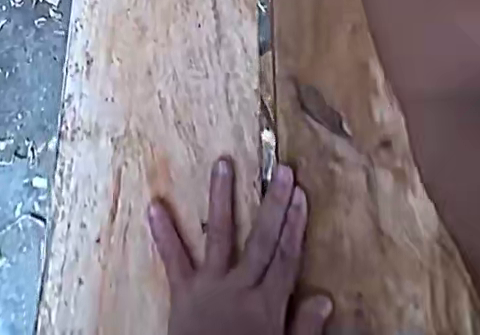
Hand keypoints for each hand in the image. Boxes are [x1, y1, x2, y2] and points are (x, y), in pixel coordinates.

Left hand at [152, 159, 329, 334]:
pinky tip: (154, 206)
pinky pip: (173, 262)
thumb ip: (302, 330)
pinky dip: (163, 234)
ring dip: (222, 198)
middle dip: (274, 204)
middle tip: (282, 169)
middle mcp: (240, 290)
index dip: (296, 224)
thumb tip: (325, 299)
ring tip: (222, 163)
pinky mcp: (182, 295)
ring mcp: (210, 288)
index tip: (301, 192)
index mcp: (266, 307)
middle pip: (263, 241)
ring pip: (221, 236)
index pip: (286, 258)